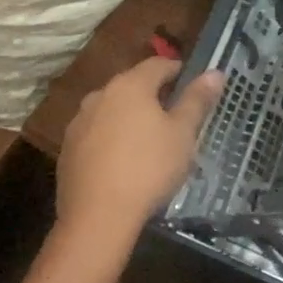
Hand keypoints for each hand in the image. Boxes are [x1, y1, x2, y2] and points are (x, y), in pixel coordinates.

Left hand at [57, 56, 223, 237]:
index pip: (157, 65)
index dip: (176, 70)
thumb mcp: (182, 135)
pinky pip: (95, 134)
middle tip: (172, 114)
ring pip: (111, 109)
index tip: (189, 82)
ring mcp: (79, 122)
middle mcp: (100, 95)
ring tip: (146, 140)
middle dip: (152, 94)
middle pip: (132, 85)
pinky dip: (110, 138)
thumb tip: (215, 72)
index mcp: (130, 85)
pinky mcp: (67, 149)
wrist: (97, 217)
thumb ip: (196, 100)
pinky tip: (121, 161)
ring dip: (128, 117)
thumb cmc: (148, 168)